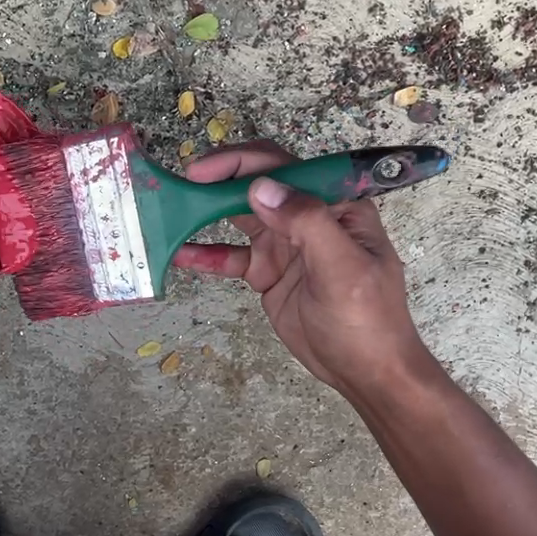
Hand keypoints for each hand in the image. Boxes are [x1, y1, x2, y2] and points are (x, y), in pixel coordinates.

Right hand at [172, 142, 431, 397]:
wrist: (365, 372)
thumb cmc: (367, 319)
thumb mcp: (343, 269)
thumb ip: (306, 223)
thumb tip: (259, 187)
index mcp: (334, 205)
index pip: (285, 169)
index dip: (242, 163)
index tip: (202, 171)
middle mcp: (306, 217)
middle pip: (256, 186)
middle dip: (217, 182)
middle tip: (178, 187)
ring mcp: (284, 245)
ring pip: (238, 217)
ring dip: (205, 213)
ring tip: (169, 212)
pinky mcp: (265, 272)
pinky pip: (229, 257)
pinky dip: (203, 255)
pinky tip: (177, 254)